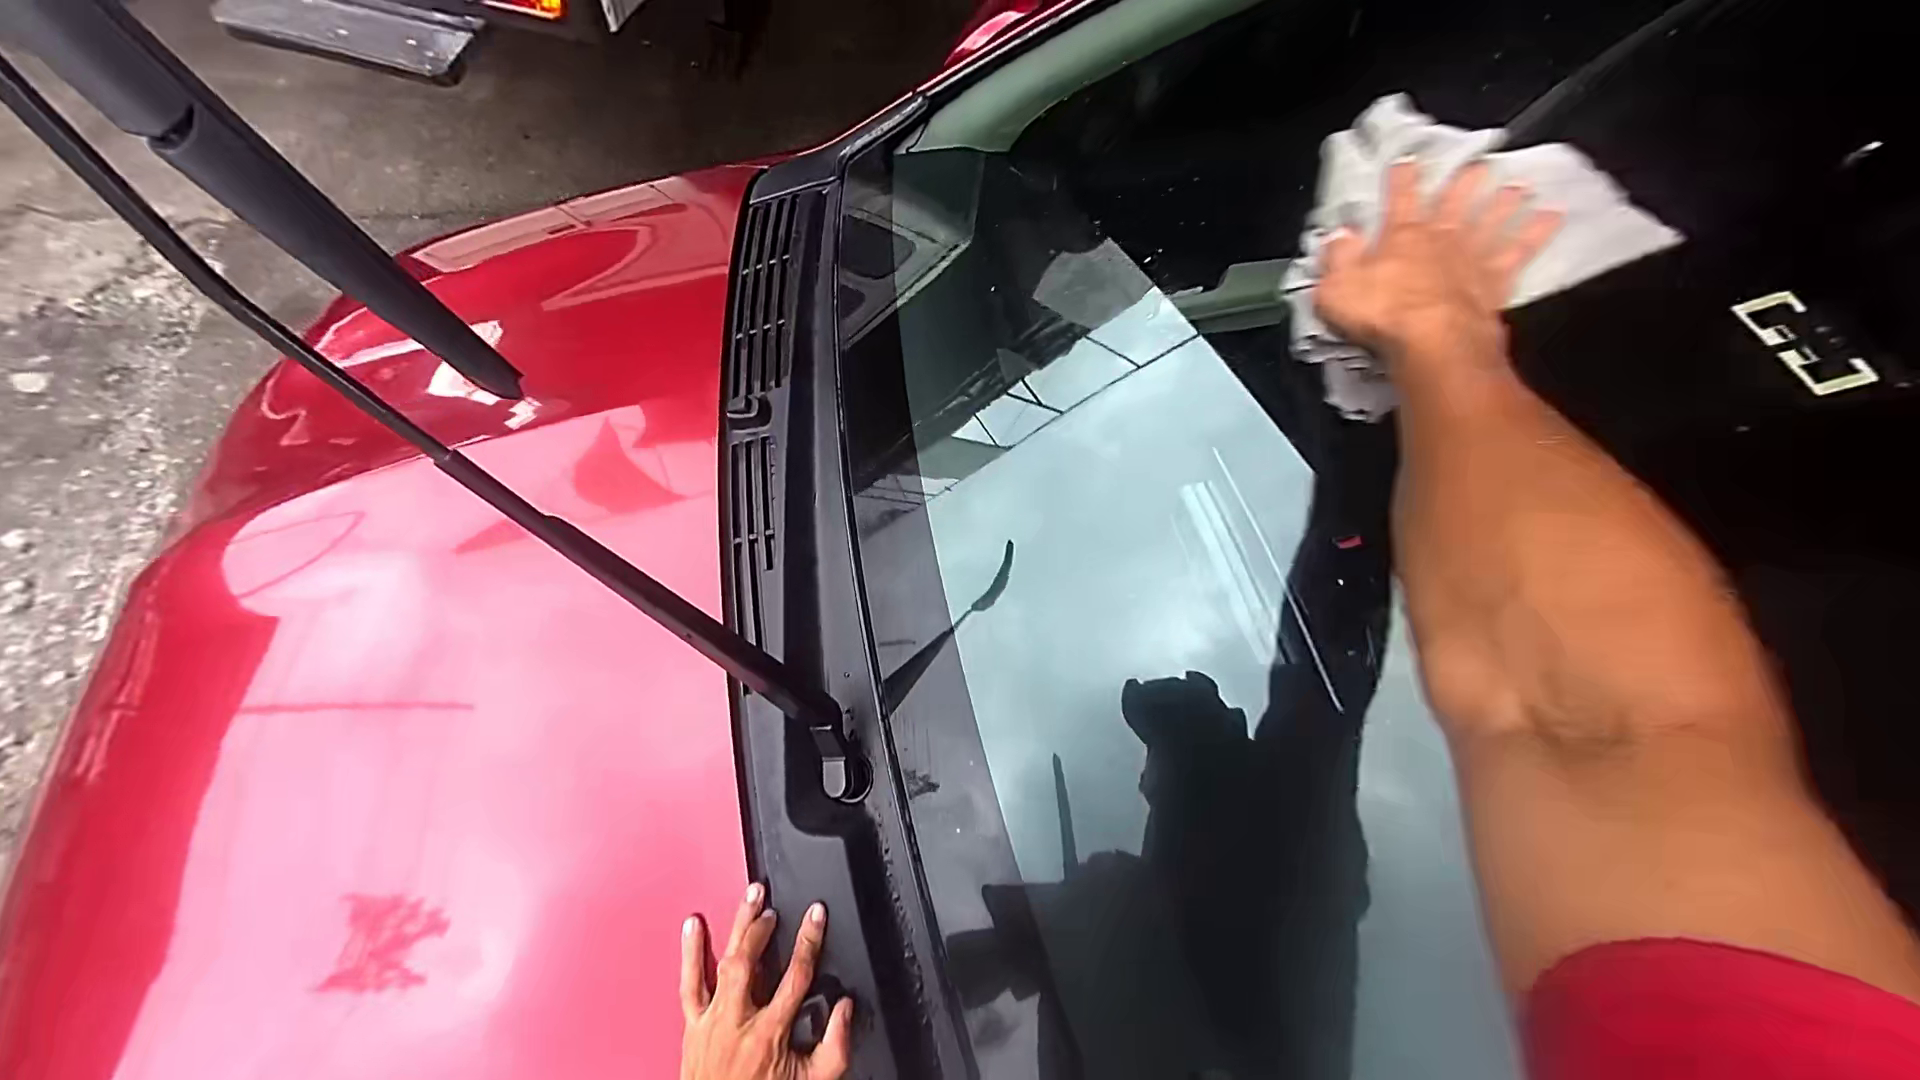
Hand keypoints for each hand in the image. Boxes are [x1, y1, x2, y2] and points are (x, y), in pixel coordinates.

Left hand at [680, 884, 854, 1079]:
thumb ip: (836, 1047)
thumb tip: (846, 1008)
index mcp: (768, 1035)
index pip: (795, 974)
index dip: (809, 939)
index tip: (816, 913)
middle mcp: (736, 1023)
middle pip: (749, 960)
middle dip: (763, 927)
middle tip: (774, 906)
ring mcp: (711, 1023)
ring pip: (722, 963)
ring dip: (737, 926)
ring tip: (748, 897)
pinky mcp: (693, 1028)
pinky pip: (689, 984)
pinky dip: (690, 953)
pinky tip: (693, 925)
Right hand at [1314, 159, 1561, 378]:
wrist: (1431, 339)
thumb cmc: (1378, 313)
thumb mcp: (1336, 288)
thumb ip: (1338, 259)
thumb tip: (1338, 236)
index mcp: (1400, 238)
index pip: (1399, 201)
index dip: (1402, 180)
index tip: (1407, 160)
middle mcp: (1441, 239)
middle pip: (1455, 203)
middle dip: (1465, 182)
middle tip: (1480, 164)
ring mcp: (1473, 258)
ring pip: (1492, 221)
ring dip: (1504, 203)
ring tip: (1517, 188)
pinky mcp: (1496, 281)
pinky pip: (1521, 251)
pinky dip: (1537, 233)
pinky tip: (1551, 217)